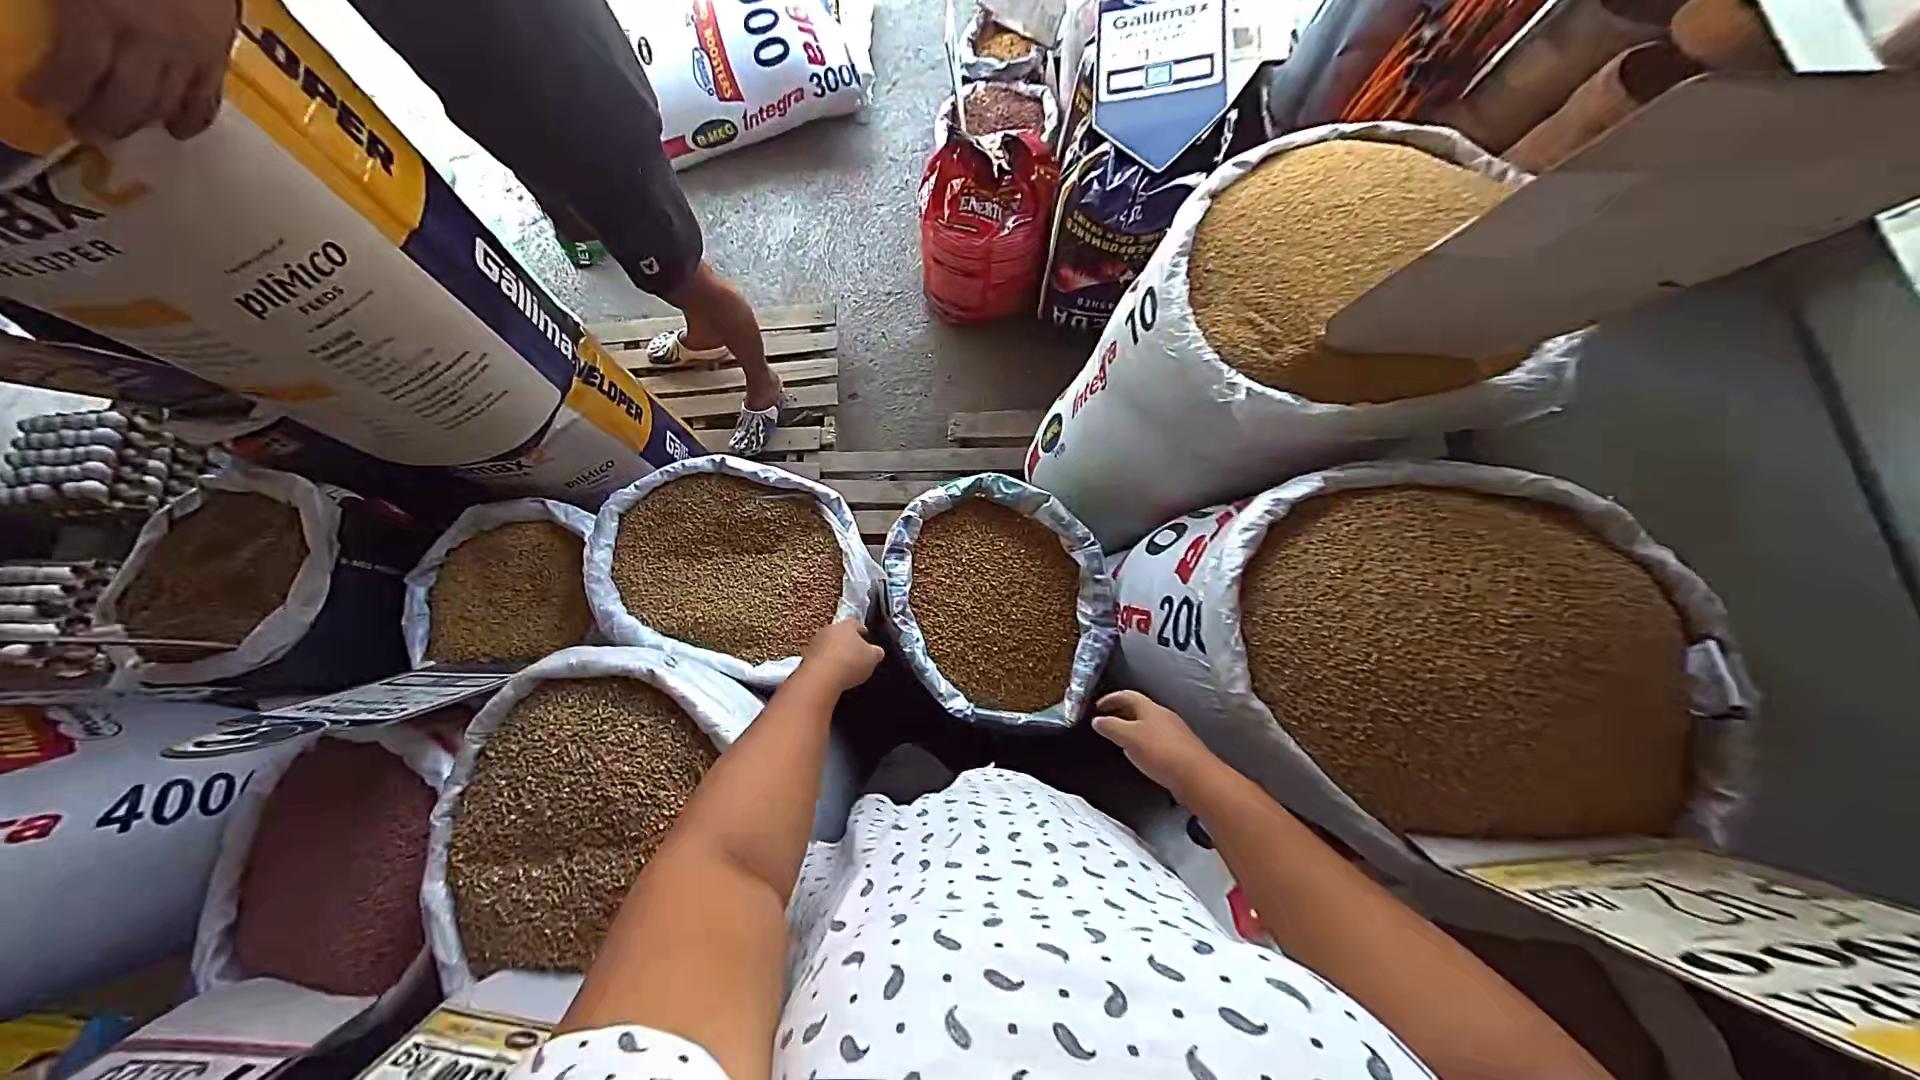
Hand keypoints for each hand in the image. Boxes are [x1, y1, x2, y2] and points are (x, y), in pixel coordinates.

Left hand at [23, 0, 238, 142]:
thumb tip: (22, 15)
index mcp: (103, 12)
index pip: (78, 64)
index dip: (57, 88)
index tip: (39, 102)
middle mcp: (151, 42)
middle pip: (129, 94)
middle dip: (105, 117)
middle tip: (86, 133)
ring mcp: (189, 53)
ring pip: (169, 102)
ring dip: (144, 122)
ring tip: (125, 134)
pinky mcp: (216, 56)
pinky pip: (208, 96)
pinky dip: (194, 117)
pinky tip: (179, 129)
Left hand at [798, 618, 882, 693]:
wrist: (820, 677)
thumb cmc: (850, 662)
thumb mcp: (872, 658)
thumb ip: (876, 652)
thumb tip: (877, 651)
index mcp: (846, 625)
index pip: (856, 623)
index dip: (862, 630)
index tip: (865, 635)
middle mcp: (828, 629)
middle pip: (839, 633)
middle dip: (846, 641)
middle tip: (854, 651)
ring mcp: (815, 643)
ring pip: (828, 644)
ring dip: (834, 652)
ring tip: (842, 664)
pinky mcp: (805, 658)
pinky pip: (819, 658)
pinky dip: (825, 663)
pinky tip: (831, 673)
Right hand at [1092, 690, 1219, 798]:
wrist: (1196, 776)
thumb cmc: (1161, 752)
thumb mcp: (1128, 737)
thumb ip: (1111, 727)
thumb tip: (1098, 721)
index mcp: (1150, 708)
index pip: (1127, 695)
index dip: (1110, 699)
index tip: (1099, 706)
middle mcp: (1164, 716)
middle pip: (1139, 708)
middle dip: (1121, 712)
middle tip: (1107, 719)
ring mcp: (1175, 732)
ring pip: (1149, 723)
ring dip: (1132, 727)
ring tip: (1120, 737)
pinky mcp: (1181, 748)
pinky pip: (1158, 738)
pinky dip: (1144, 741)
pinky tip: (1141, 754)